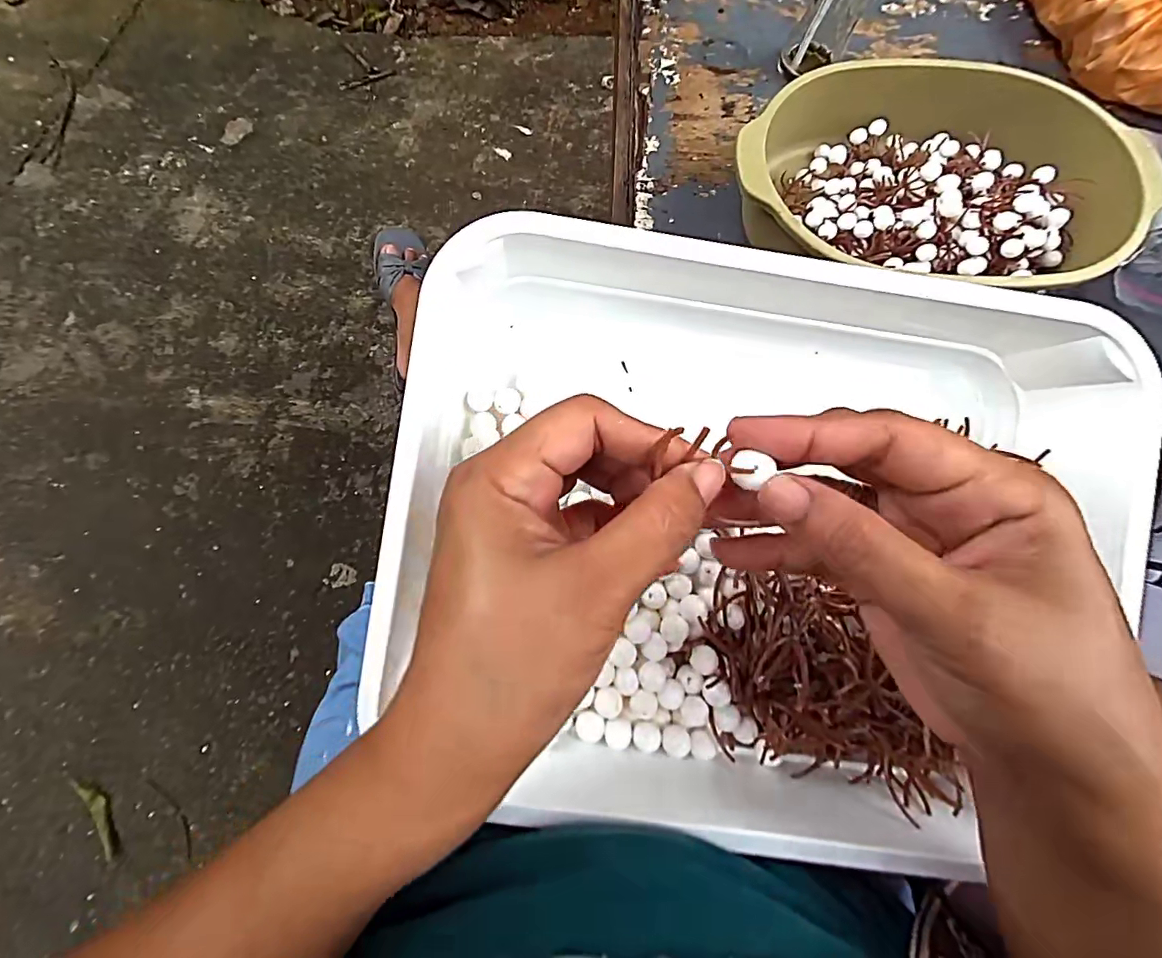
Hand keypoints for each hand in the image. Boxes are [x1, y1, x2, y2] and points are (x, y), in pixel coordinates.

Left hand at [388, 396, 724, 778]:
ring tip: (677, 527)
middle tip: (695, 499)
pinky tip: (651, 549)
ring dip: (634, 497)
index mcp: (495, 478)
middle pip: (584, 444)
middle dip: (643, 467)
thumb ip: (658, 521)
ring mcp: (505, 520)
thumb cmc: (502, 672)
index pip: (583, 419)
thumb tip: (702, 476)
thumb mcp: (597, 587)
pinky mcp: (519, 550)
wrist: (459, 742)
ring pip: (584, 480)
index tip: (694, 470)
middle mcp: (494, 488)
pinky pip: (577, 517)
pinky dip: (617, 526)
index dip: (646, 437)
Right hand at [712, 409, 1161, 784]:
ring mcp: (909, 538)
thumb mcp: (956, 613)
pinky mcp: (881, 572)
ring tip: (716, 509)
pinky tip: (739, 551)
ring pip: (824, 503)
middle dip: (782, 465)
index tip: (751, 436)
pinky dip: (776, 548)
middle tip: (724, 472)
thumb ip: (863, 546)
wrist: (1058, 773)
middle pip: (848, 463)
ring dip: (768, 506)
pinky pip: (818, 547)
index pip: (891, 439)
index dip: (812, 432)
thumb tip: (785, 491)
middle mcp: (947, 503)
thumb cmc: (1056, 694)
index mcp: (994, 490)